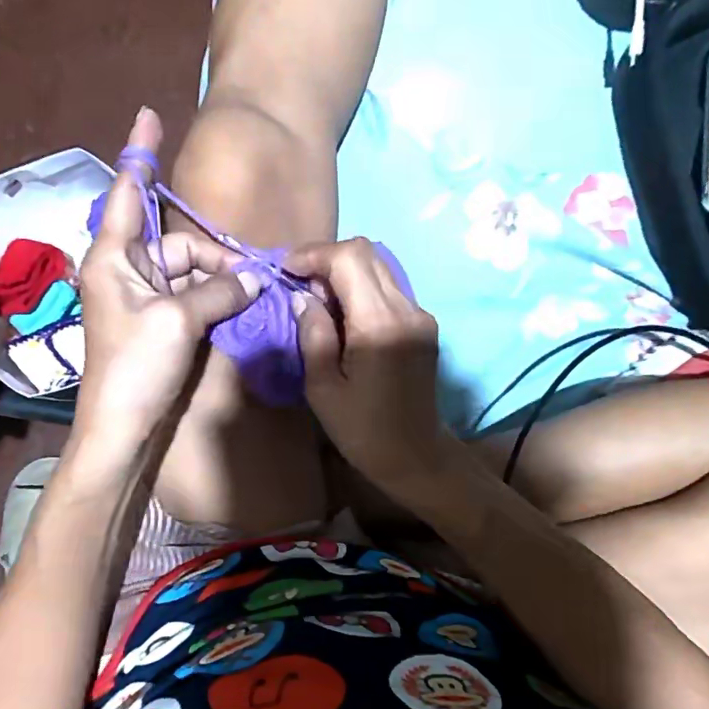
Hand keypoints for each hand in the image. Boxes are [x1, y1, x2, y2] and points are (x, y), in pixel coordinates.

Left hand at [76, 108, 262, 440]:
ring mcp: (140, 298)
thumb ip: (219, 290)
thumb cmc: (137, 366)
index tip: (149, 114)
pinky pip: (188, 295)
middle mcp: (125, 270)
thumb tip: (254, 279)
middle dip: (214, 254)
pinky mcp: (155, 322)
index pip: (129, 192)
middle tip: (253, 277)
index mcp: (114, 256)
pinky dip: (211, 298)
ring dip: (218, 280)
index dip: (141, 153)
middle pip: (176, 242)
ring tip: (250, 295)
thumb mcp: (179, 320)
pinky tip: (237, 305)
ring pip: (187, 271)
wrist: (122, 427)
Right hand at [288, 238, 458, 494]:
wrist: (415, 456)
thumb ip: (313, 335)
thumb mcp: (323, 388)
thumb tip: (303, 297)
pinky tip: (341, 314)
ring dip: (344, 271)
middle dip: (326, 258)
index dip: (313, 255)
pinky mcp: (423, 324)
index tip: (285, 272)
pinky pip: (388, 287)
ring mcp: (420, 315)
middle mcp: (406, 310)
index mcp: (379, 325)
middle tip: (297, 282)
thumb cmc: (362, 430)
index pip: (349, 259)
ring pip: (379, 266)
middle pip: (367, 252)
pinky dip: (360, 287)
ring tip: (316, 297)